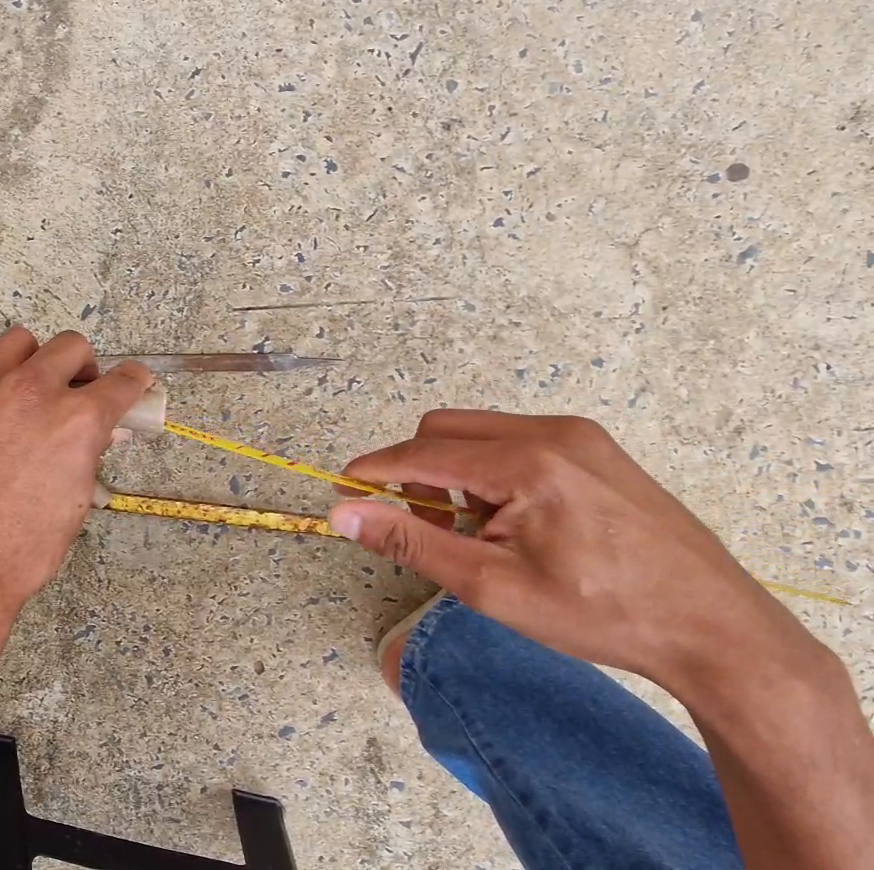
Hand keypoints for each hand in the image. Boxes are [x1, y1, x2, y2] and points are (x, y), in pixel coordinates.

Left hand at [0, 327, 154, 626]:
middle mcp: (29, 394)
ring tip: (24, 384)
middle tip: (75, 391)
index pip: (122, 379)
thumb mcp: (76, 503)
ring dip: (29, 358)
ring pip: (15, 341)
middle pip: (70, 347)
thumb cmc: (16, 552)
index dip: (132, 382)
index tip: (129, 383)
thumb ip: (88, 453)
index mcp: (75, 420)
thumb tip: (95, 432)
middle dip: (82, 367)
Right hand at [329, 410, 816, 689]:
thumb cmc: (602, 615)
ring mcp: (580, 436)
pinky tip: (511, 519)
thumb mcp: (490, 585)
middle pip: (442, 430)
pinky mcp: (598, 449)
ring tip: (473, 530)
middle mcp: (552, 432)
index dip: (371, 472)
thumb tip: (342, 514)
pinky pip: (513, 440)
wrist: (724, 636)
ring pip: (476, 432)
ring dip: (451, 472)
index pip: (418, 453)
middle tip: (422, 526)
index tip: (342, 492)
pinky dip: (488, 470)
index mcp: (526, 462)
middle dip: (414, 472)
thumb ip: (408, 541)